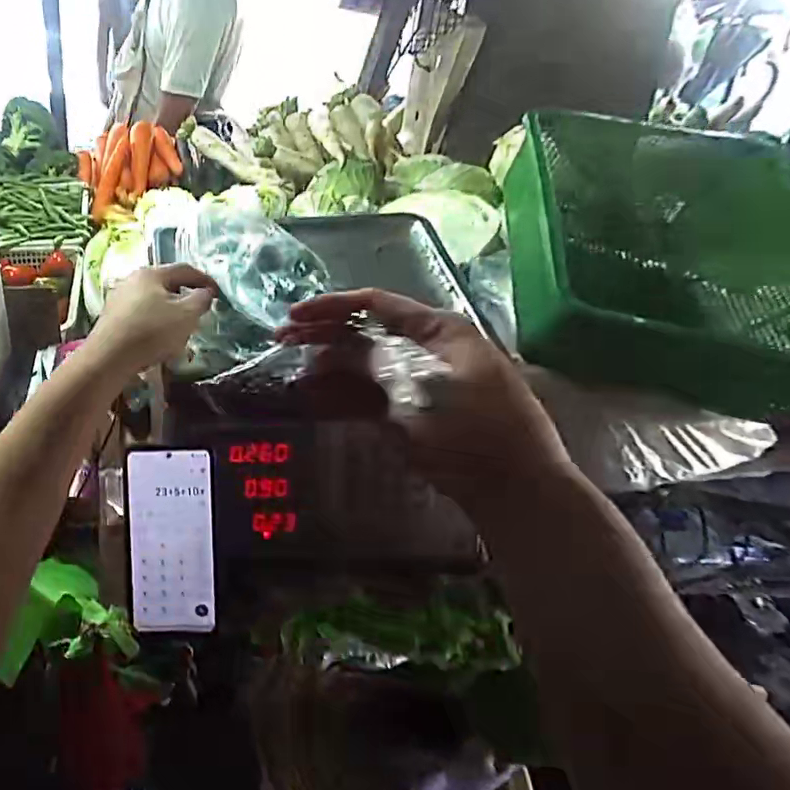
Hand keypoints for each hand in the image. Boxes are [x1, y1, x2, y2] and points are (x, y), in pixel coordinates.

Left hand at [79, 263, 215, 379]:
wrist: (109, 357)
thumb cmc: (151, 331)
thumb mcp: (186, 314)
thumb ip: (201, 300)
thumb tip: (205, 293)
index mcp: (150, 274)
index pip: (184, 270)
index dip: (205, 280)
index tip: (217, 294)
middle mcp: (131, 281)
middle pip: (166, 286)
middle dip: (185, 299)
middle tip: (198, 313)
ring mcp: (118, 300)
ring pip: (153, 303)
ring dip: (169, 315)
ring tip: (179, 332)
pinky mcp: (111, 320)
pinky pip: (140, 318)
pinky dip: (153, 326)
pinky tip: (157, 342)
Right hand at [277, 289, 572, 503]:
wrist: (508, 484)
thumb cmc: (472, 424)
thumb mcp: (420, 383)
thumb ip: (373, 360)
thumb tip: (333, 353)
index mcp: (437, 330)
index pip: (375, 305)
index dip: (330, 306)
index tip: (293, 315)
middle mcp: (424, 350)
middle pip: (362, 334)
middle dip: (321, 336)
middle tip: (281, 342)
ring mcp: (414, 383)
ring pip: (359, 367)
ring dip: (325, 369)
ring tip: (293, 377)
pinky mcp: (406, 413)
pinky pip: (364, 396)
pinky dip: (338, 396)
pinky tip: (311, 400)